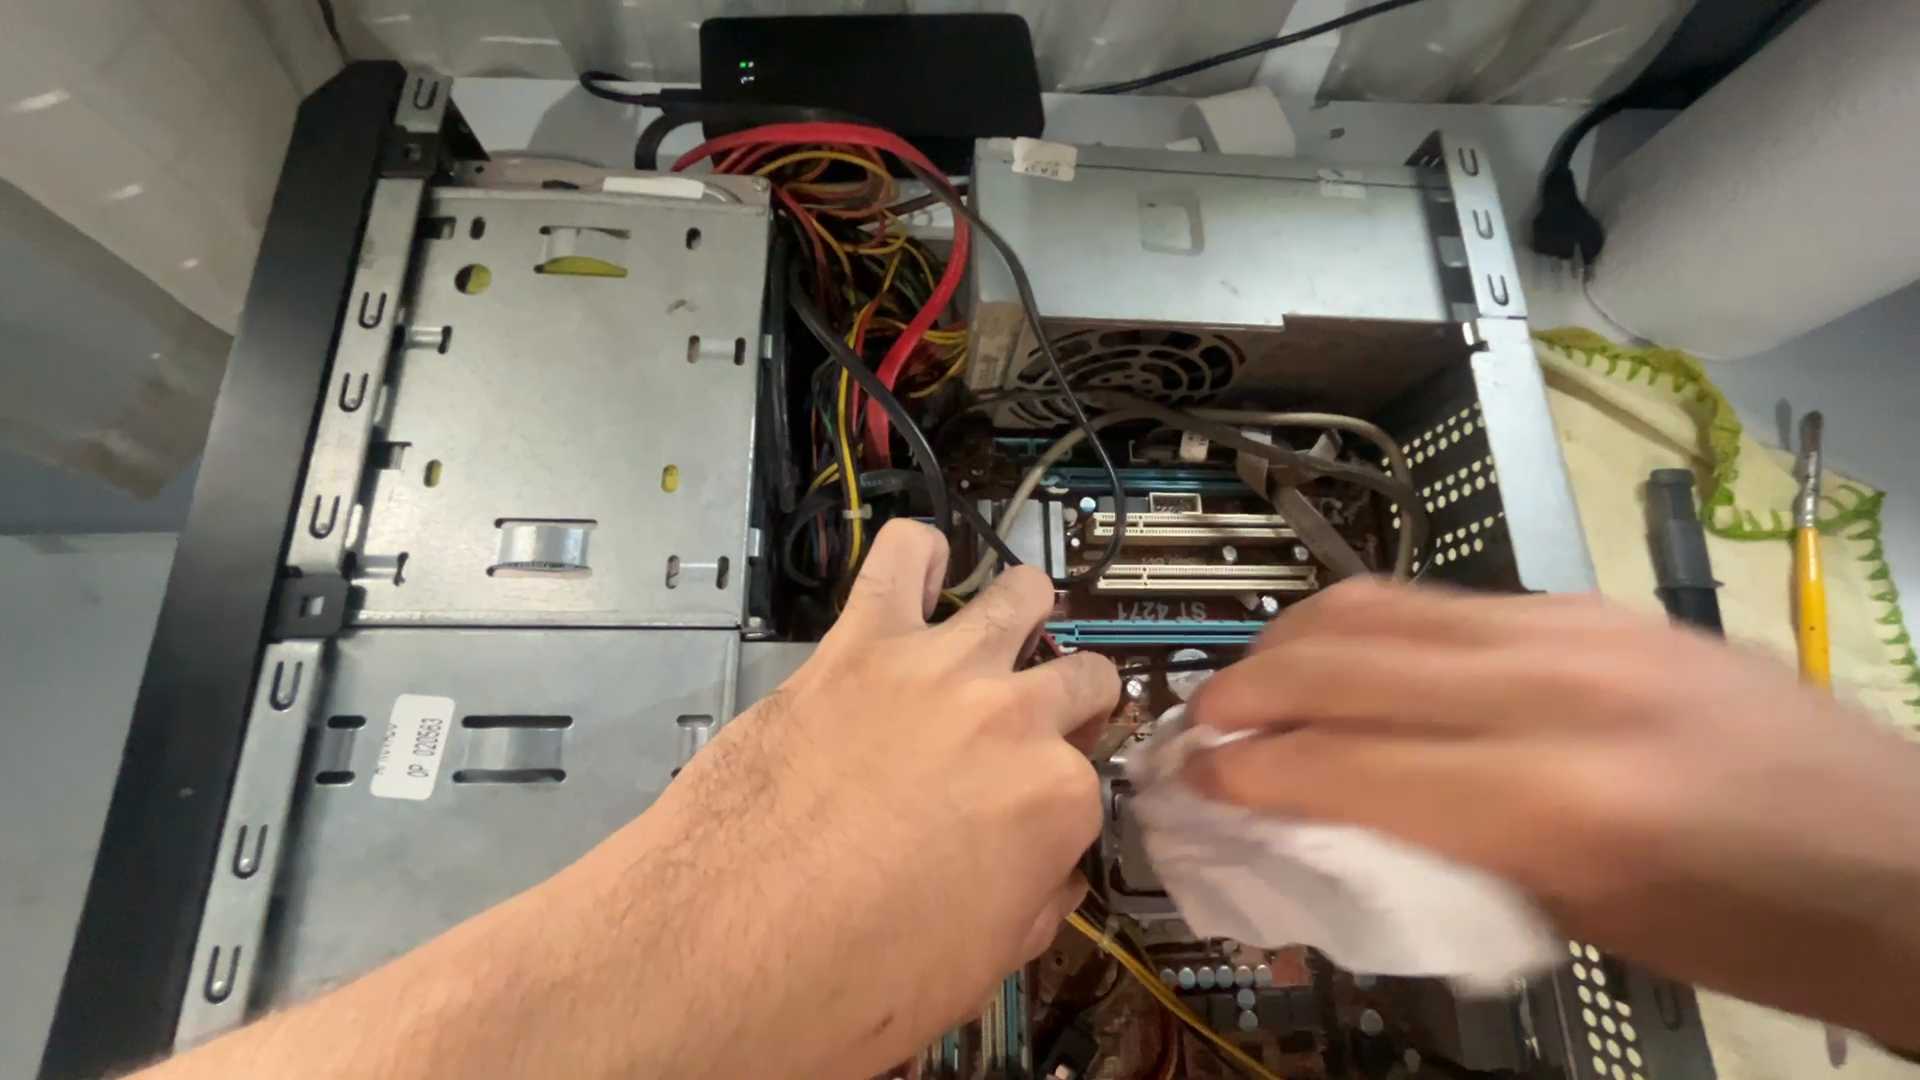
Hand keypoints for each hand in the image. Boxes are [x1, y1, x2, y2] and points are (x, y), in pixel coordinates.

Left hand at [613, 521, 1118, 1077]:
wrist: (718, 950)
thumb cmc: (840, 976)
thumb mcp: (978, 964)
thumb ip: (1034, 898)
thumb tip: (1047, 871)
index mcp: (1053, 799)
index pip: (1091, 776)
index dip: (1065, 792)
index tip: (1044, 796)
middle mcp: (1011, 717)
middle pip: (1081, 676)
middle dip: (1073, 699)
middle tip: (1042, 716)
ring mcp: (940, 667)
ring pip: (1021, 594)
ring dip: (1025, 611)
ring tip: (1005, 627)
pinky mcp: (863, 642)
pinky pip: (903, 555)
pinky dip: (918, 553)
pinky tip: (922, 570)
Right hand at [1186, 580, 1919, 1044]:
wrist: (1919, 859)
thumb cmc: (1743, 932)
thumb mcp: (1567, 919)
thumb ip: (1421, 845)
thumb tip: (1303, 812)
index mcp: (1560, 801)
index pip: (1346, 763)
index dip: (1249, 769)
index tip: (1195, 776)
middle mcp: (1553, 687)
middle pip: (1338, 660)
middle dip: (1245, 688)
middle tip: (1202, 718)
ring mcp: (1567, 626)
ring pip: (1369, 606)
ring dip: (1286, 641)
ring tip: (1254, 679)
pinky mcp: (1577, 602)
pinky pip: (1424, 601)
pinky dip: (1352, 627)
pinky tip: (1338, 657)